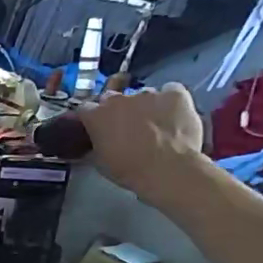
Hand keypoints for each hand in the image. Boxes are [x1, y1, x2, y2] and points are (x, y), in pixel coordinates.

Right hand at [78, 84, 203, 193]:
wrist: (171, 171)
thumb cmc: (131, 171)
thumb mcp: (101, 163)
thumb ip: (96, 143)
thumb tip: (98, 140)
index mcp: (96, 115)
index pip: (86, 109)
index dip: (94, 119)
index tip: (100, 129)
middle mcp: (118, 98)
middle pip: (113, 98)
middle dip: (118, 110)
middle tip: (128, 128)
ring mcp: (147, 93)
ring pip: (143, 96)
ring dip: (145, 107)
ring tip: (157, 126)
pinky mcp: (174, 93)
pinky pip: (171, 92)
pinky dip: (171, 102)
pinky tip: (176, 117)